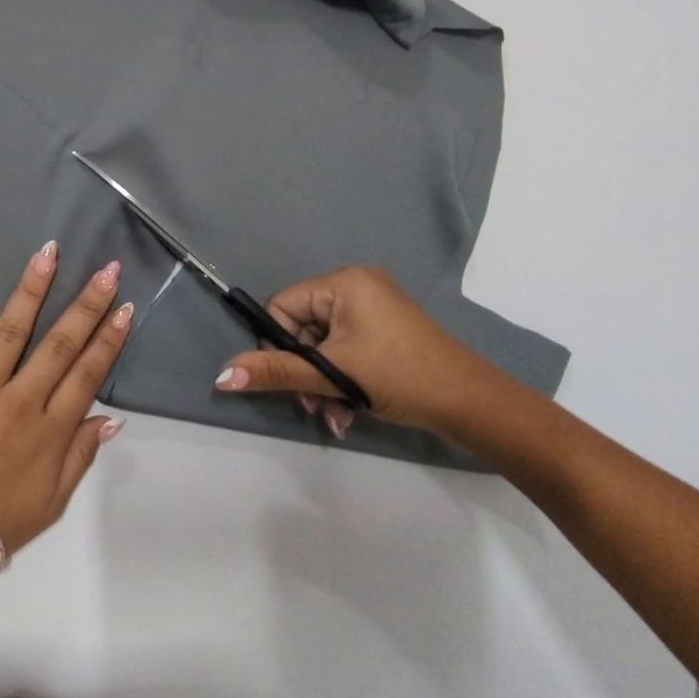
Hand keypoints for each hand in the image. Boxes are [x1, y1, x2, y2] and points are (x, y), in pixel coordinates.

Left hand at [0, 241, 132, 571]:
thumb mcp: (54, 499)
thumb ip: (82, 455)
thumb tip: (111, 417)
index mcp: (51, 429)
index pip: (88, 374)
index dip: (109, 339)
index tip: (125, 307)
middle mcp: (21, 400)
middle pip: (60, 344)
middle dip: (86, 304)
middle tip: (107, 269)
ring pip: (12, 330)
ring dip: (32, 290)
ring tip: (48, 254)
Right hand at [213, 266, 510, 439]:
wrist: (477, 407)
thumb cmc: (402, 377)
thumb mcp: (334, 374)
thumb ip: (275, 372)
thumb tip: (221, 375)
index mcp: (344, 283)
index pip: (282, 306)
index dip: (278, 345)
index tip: (292, 379)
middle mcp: (358, 287)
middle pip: (302, 328)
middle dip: (303, 371)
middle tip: (313, 405)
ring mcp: (375, 310)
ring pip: (323, 346)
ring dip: (321, 383)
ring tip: (334, 415)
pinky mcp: (387, 332)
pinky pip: (345, 351)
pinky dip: (341, 380)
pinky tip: (348, 411)